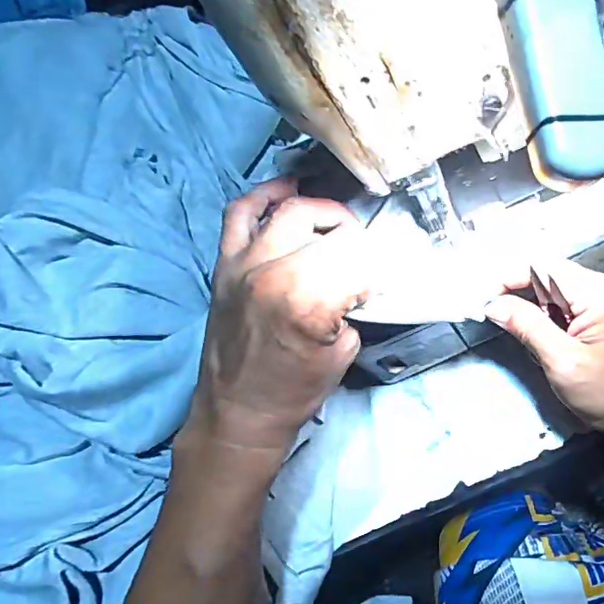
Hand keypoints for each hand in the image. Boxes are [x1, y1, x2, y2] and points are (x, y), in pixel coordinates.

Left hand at [185, 179, 373, 457]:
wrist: (239, 410)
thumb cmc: (295, 389)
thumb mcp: (343, 351)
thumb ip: (352, 305)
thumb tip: (360, 278)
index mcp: (306, 299)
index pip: (357, 255)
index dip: (376, 267)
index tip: (378, 283)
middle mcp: (272, 270)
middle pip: (328, 226)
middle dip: (355, 238)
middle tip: (364, 258)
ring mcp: (243, 262)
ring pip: (289, 209)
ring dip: (321, 212)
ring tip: (335, 227)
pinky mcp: (225, 262)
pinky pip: (240, 212)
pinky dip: (265, 196)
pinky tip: (287, 192)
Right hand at [483, 259, 603, 447]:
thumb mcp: (563, 362)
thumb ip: (527, 327)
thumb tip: (493, 304)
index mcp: (598, 291)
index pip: (543, 267)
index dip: (509, 280)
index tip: (485, 303)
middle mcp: (603, 288)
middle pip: (547, 278)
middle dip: (520, 299)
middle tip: (499, 325)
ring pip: (553, 296)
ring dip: (534, 315)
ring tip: (528, 342)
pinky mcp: (602, 319)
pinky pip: (565, 310)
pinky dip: (548, 325)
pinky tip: (546, 347)